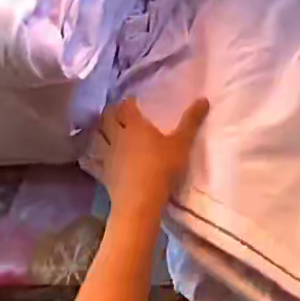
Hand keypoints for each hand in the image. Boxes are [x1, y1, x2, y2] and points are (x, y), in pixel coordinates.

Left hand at [98, 97, 209, 221]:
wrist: (139, 201)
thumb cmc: (162, 168)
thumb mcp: (181, 144)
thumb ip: (191, 121)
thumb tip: (204, 99)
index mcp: (135, 126)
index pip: (126, 107)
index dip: (128, 101)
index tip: (132, 100)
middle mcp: (117, 136)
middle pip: (107, 118)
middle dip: (111, 111)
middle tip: (117, 110)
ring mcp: (108, 154)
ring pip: (98, 136)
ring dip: (100, 129)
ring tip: (104, 128)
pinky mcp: (104, 172)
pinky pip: (95, 159)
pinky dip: (95, 153)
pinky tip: (98, 155)